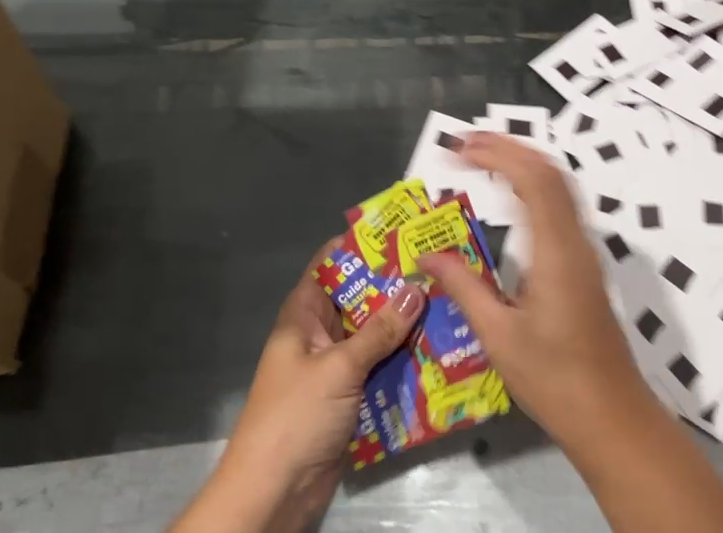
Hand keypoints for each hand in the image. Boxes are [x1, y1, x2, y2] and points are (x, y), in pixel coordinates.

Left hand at [172, 242, 424, 532]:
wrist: (274, 490)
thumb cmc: (295, 416)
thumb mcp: (339, 368)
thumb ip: (379, 330)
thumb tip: (416, 288)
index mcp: (303, 316)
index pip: (330, 266)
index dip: (360, 246)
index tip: (400, 231)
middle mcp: (319, 334)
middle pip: (358, 300)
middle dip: (393, 287)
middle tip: (440, 270)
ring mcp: (334, 367)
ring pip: (374, 336)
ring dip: (404, 327)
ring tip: (449, 306)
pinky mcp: (349, 398)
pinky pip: (379, 370)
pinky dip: (403, 363)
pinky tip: (438, 353)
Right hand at [418, 133, 653, 441]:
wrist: (612, 418)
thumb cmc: (554, 380)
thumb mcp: (499, 336)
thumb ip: (463, 288)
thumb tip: (426, 256)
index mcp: (555, 253)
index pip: (532, 180)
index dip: (496, 154)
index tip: (458, 150)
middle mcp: (576, 242)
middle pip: (550, 173)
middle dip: (508, 149)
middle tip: (464, 144)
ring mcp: (585, 254)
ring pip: (560, 187)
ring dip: (523, 163)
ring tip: (482, 159)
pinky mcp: (585, 267)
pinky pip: (562, 207)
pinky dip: (534, 186)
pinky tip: (510, 198)